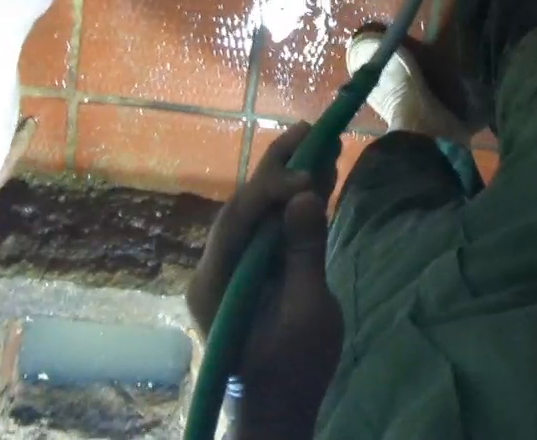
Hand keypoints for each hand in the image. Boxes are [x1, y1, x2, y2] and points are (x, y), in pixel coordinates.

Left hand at [187, 124, 343, 436]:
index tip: (310, 179)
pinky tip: (321, 171)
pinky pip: (275, 221)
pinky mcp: (257, 266)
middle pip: (246, 203)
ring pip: (261, 207)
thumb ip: (306, 253)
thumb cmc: (293, 369)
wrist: (280, 407)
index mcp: (215, 283)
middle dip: (279, 166)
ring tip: (322, 138)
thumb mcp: (307, 314)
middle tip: (312, 129)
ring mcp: (236, 265)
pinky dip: (298, 196)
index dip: (271, 189)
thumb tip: (308, 197)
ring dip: (292, 173)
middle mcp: (218, 266)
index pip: (236, 219)